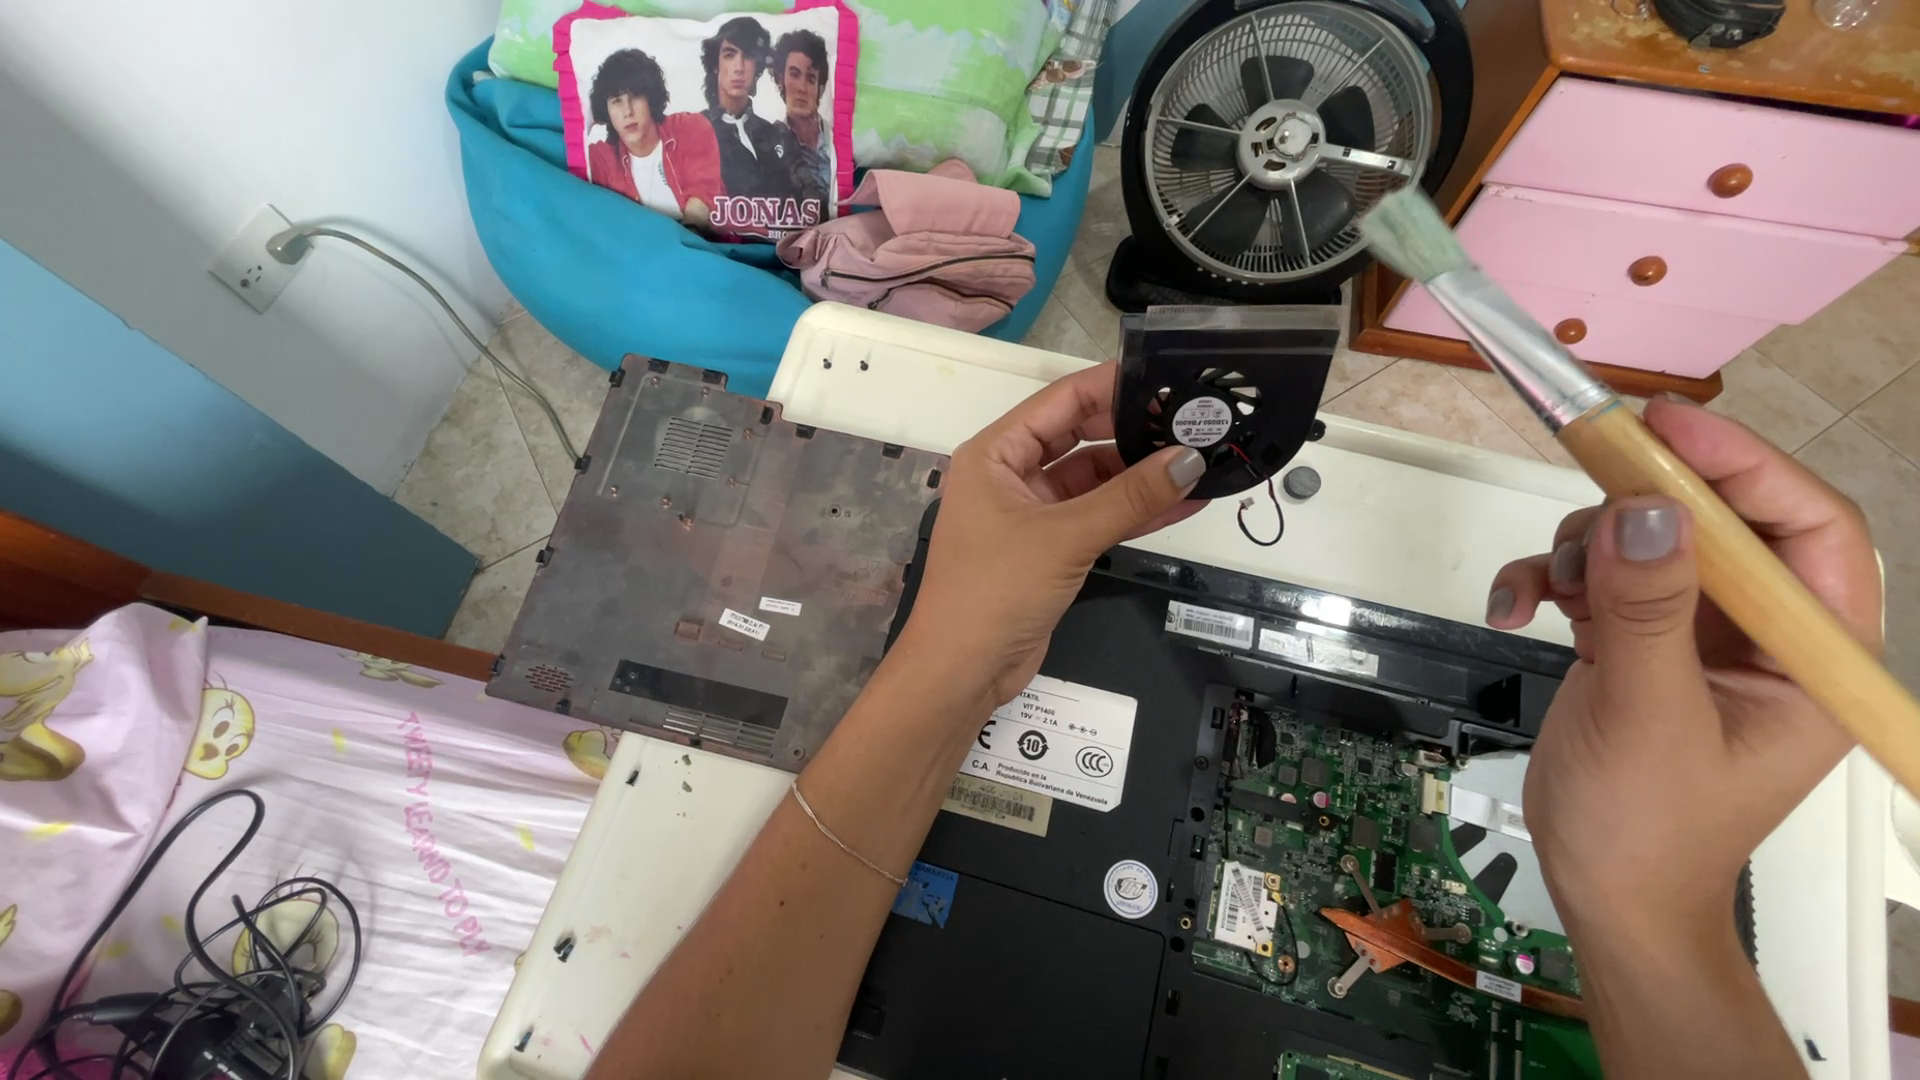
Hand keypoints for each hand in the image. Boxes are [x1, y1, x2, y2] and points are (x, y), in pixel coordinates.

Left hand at [901, 364, 1207, 707]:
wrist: (963, 671)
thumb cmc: (995, 590)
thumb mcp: (1065, 537)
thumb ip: (1130, 497)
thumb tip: (1190, 459)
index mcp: (995, 454)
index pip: (1060, 401)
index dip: (1112, 386)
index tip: (1166, 377)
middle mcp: (1010, 475)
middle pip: (1079, 437)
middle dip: (1132, 432)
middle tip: (1193, 420)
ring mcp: (1030, 513)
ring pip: (1093, 481)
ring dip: (1140, 475)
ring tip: (1200, 459)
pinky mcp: (1049, 548)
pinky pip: (1096, 517)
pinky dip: (1134, 512)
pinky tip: (1182, 502)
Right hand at [1485, 398, 1880, 939]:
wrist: (1602, 881)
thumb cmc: (1649, 821)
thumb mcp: (1650, 713)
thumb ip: (1649, 612)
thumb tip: (1642, 513)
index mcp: (1809, 656)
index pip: (1806, 533)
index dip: (1747, 468)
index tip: (1665, 427)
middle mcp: (1754, 634)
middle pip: (1707, 528)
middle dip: (1635, 514)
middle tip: (1580, 501)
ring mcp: (1685, 636)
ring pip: (1633, 548)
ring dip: (1574, 553)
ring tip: (1541, 593)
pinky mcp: (1626, 642)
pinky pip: (1585, 583)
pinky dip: (1540, 584)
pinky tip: (1511, 611)